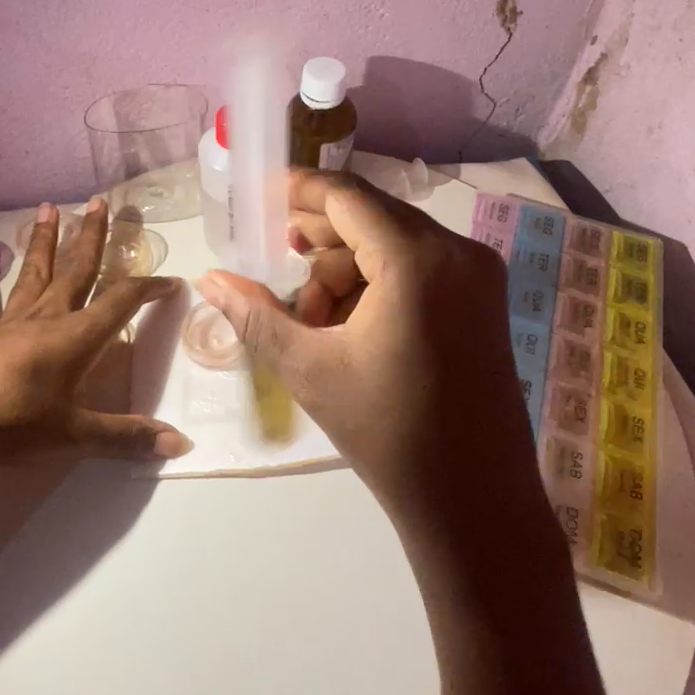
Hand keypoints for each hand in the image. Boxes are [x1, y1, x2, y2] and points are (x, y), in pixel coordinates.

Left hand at [0, 198, 191, 478]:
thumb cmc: (15, 422)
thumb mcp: (77, 435)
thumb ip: (128, 437)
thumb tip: (182, 445)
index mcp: (79, 336)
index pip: (123, 301)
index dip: (149, 288)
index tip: (171, 280)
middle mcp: (48, 318)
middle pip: (76, 269)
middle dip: (91, 236)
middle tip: (98, 201)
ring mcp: (7, 324)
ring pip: (32, 274)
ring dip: (42, 242)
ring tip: (47, 208)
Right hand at [193, 171, 535, 524]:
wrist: (475, 503)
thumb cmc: (389, 434)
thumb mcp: (311, 369)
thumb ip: (256, 314)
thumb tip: (207, 278)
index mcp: (418, 259)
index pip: (349, 197)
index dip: (301, 190)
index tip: (262, 198)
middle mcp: (459, 251)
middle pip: (372, 218)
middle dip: (321, 241)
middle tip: (280, 266)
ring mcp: (480, 275)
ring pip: (395, 244)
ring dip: (347, 270)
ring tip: (315, 322)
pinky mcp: (486, 300)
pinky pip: (421, 267)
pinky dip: (380, 283)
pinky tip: (353, 328)